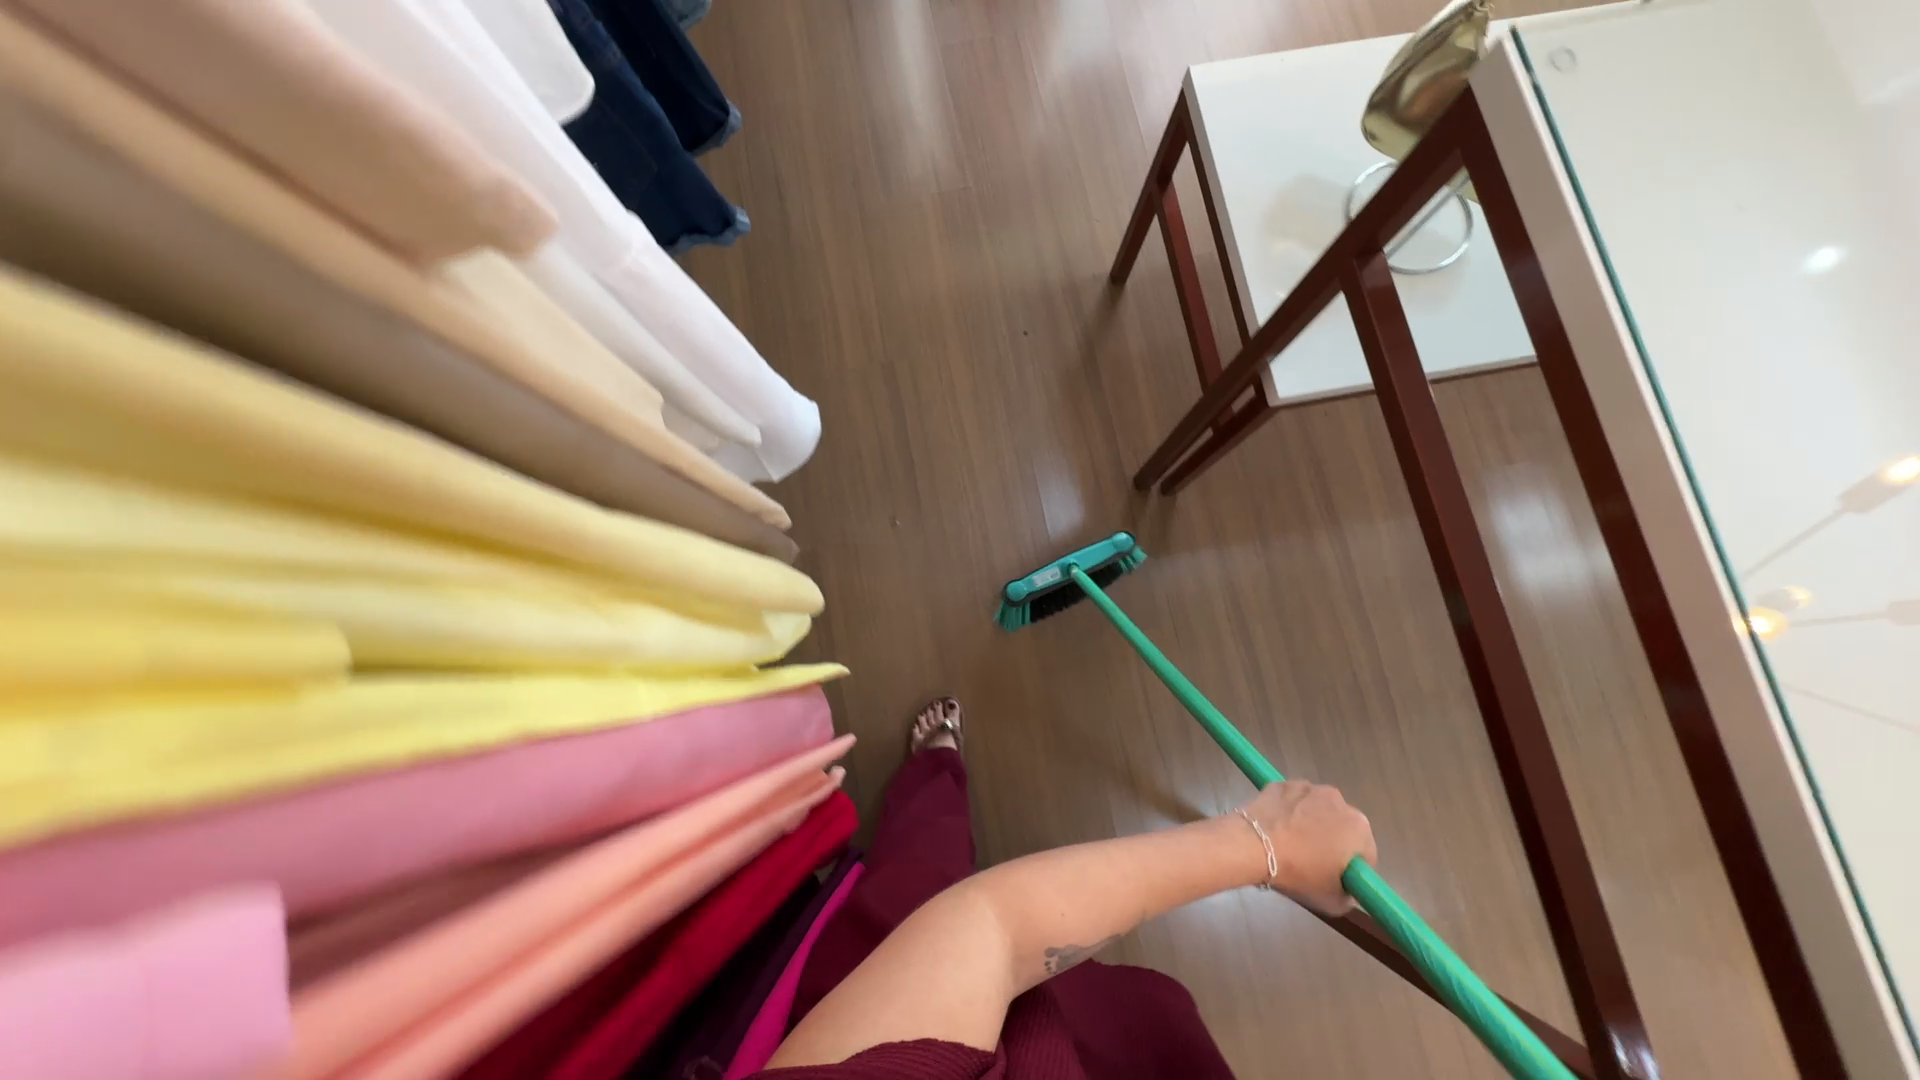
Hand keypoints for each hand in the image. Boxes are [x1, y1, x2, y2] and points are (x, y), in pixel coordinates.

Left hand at [1238, 779, 1375, 913]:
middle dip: (1333, 841)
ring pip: (1317, 810)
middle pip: (1342, 826)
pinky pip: (1292, 800)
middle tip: (1312, 861)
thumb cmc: (1299, 873)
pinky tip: (1276, 827)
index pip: (1365, 852)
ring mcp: (1307, 787)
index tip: (1337, 878)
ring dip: (1310, 822)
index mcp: (1359, 826)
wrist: (1253, 845)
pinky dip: (1288, 810)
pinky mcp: (1281, 783)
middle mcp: (1338, 799)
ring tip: (1291, 842)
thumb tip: (1347, 887)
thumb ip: (1350, 894)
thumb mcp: (1334, 901)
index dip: (1353, 869)